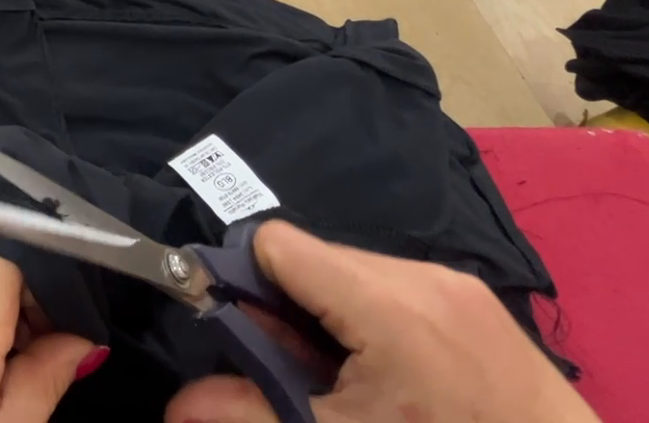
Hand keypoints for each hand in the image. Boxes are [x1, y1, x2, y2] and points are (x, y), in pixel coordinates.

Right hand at [167, 221, 598, 422]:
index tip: (251, 334)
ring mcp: (455, 283)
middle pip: (308, 255)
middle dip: (287, 304)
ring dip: (325, 310)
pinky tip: (392, 370)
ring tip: (352, 376)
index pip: (273, 243)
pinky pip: (388, 281)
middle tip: (305, 370)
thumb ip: (247, 411)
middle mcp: (419, 275)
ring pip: (345, 267)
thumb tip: (172, 408)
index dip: (245, 281)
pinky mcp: (476, 299)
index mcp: (386, 304)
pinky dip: (366, 313)